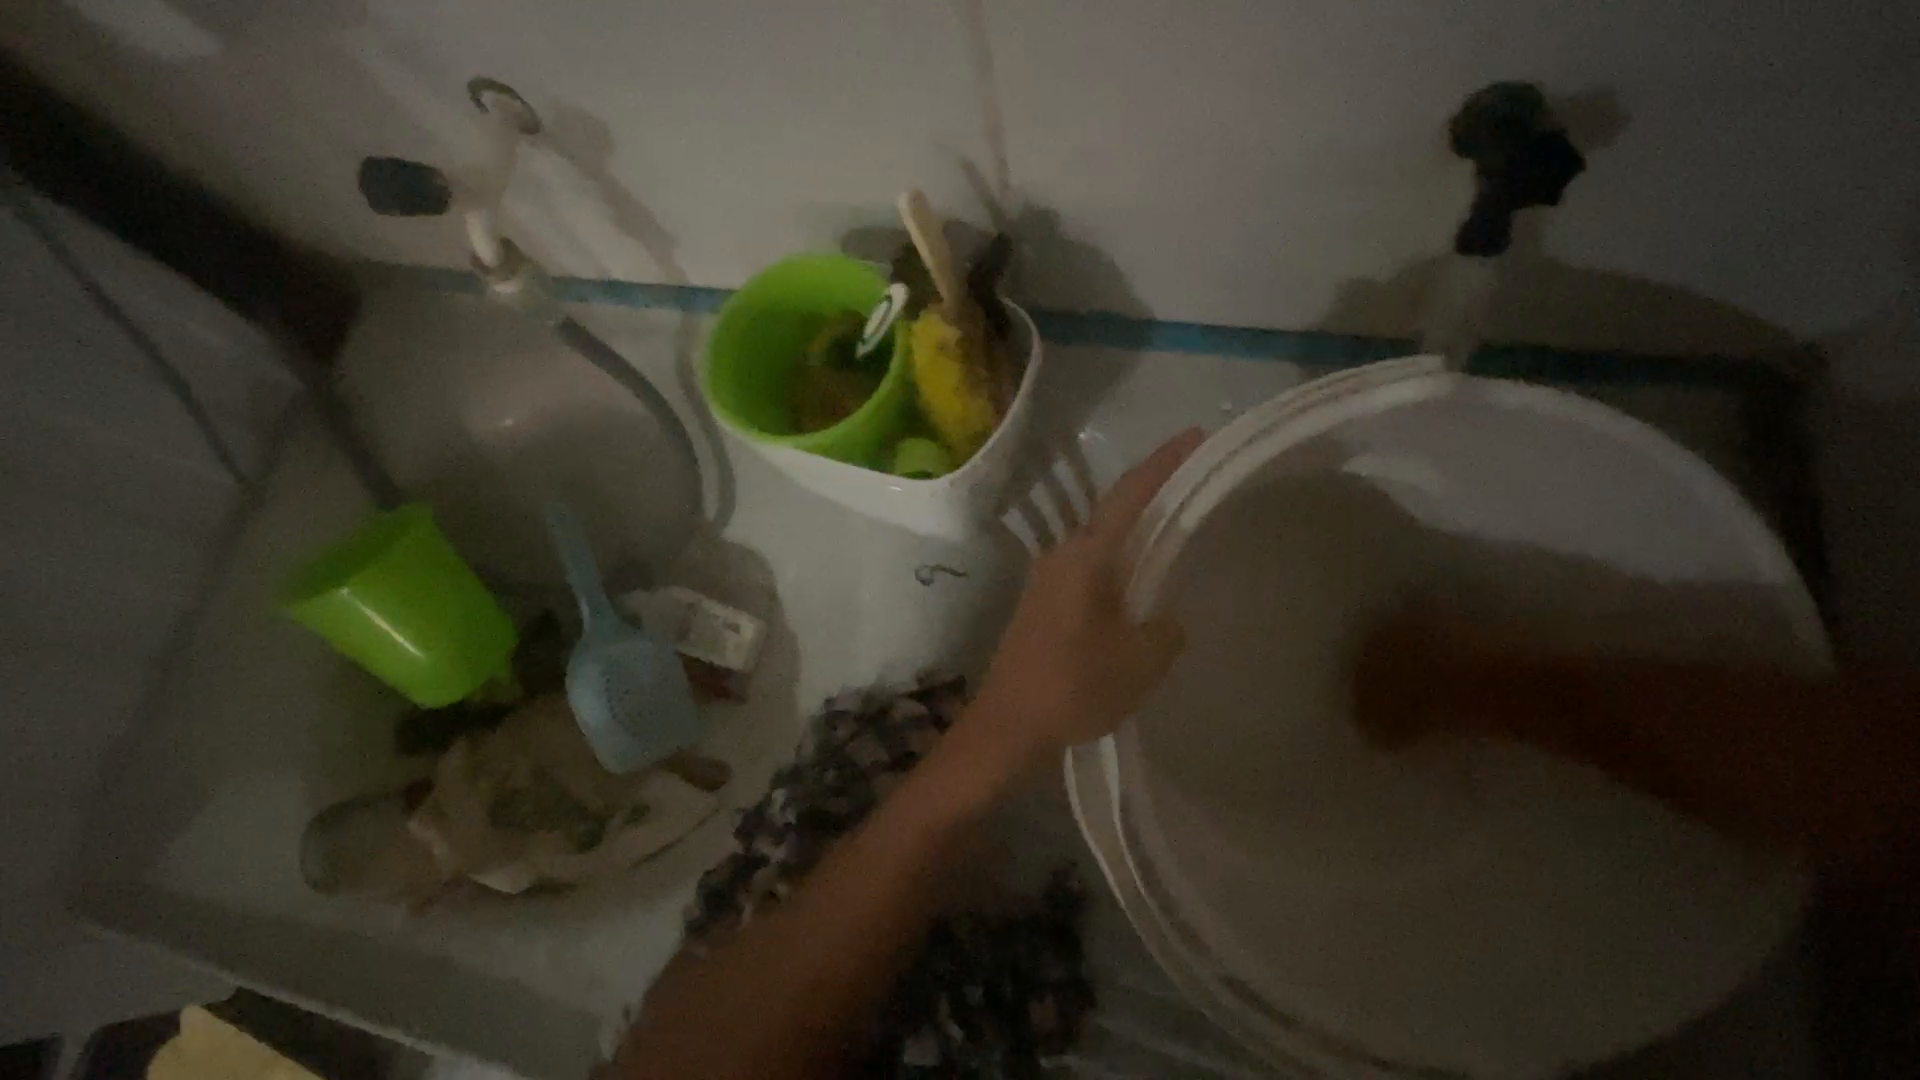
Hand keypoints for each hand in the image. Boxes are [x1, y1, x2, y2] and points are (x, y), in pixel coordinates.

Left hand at [961, 429, 1203, 773]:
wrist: (1008, 724)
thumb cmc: (1075, 686)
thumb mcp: (1140, 660)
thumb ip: (1164, 629)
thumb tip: (1162, 618)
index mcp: (1085, 557)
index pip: (1129, 495)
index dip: (1162, 464)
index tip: (1193, 436)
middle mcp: (1061, 556)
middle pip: (1112, 513)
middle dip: (1152, 495)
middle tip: (1193, 484)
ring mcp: (1046, 580)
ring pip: (1099, 544)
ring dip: (1134, 535)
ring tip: (1174, 533)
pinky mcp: (1042, 605)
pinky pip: (1089, 570)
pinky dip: (1118, 566)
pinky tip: (1138, 585)